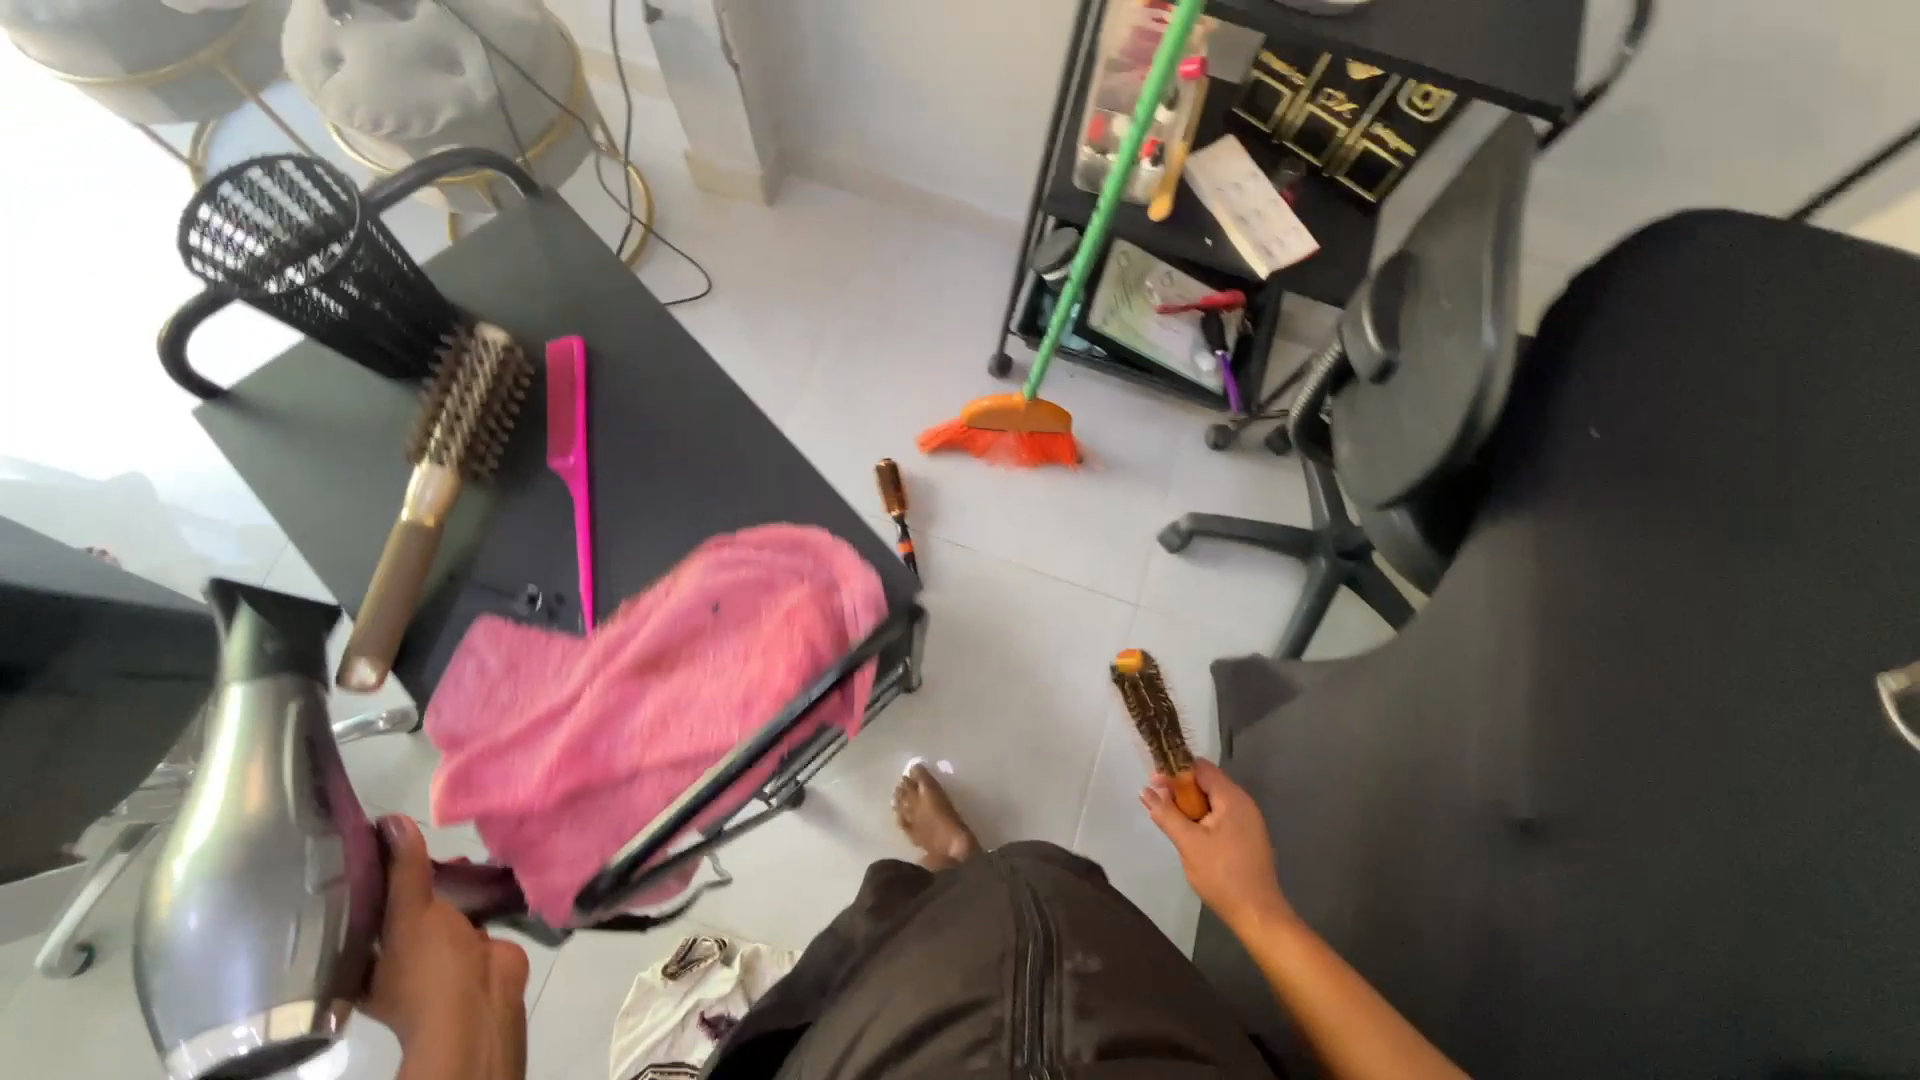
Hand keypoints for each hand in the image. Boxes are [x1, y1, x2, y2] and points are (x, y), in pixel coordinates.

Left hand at [363, 815, 528, 1079]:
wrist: (484, 1000)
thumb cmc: (429, 967)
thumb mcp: (410, 914)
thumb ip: (404, 869)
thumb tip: (390, 819)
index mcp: (357, 963)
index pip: (350, 913)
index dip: (358, 879)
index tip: (365, 843)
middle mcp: (390, 958)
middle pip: (394, 907)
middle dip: (407, 876)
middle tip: (410, 839)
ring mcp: (433, 951)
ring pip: (433, 906)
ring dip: (443, 882)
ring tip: (447, 847)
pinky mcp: (469, 943)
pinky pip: (466, 909)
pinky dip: (472, 891)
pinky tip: (477, 865)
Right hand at [1141, 759, 1293, 931]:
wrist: (1257, 914)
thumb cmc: (1222, 875)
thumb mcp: (1188, 843)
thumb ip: (1166, 813)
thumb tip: (1145, 791)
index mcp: (1232, 798)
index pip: (1200, 767)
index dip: (1175, 771)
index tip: (1154, 784)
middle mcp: (1243, 803)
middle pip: (1206, 782)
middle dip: (1179, 790)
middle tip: (1157, 804)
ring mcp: (1247, 821)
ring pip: (1212, 801)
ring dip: (1189, 806)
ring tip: (1169, 820)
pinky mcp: (1246, 837)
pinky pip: (1220, 816)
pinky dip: (1201, 818)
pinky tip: (1188, 834)